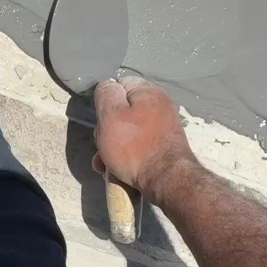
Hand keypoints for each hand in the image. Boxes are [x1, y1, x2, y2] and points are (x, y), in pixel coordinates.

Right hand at [92, 77, 197, 202]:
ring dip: (112, 146)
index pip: (118, 85)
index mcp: (149, 91)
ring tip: (105, 163)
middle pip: (122, 111)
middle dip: (107, 128)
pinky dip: (125, 155)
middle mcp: (159, 105)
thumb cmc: (134, 146)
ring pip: (127, 131)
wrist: (166, 181)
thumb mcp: (110, 115)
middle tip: (102, 144)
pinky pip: (137, 145)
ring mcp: (163, 127)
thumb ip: (105, 94)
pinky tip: (115, 170)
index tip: (100, 120)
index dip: (104, 102)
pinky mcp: (164, 146)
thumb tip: (108, 86)